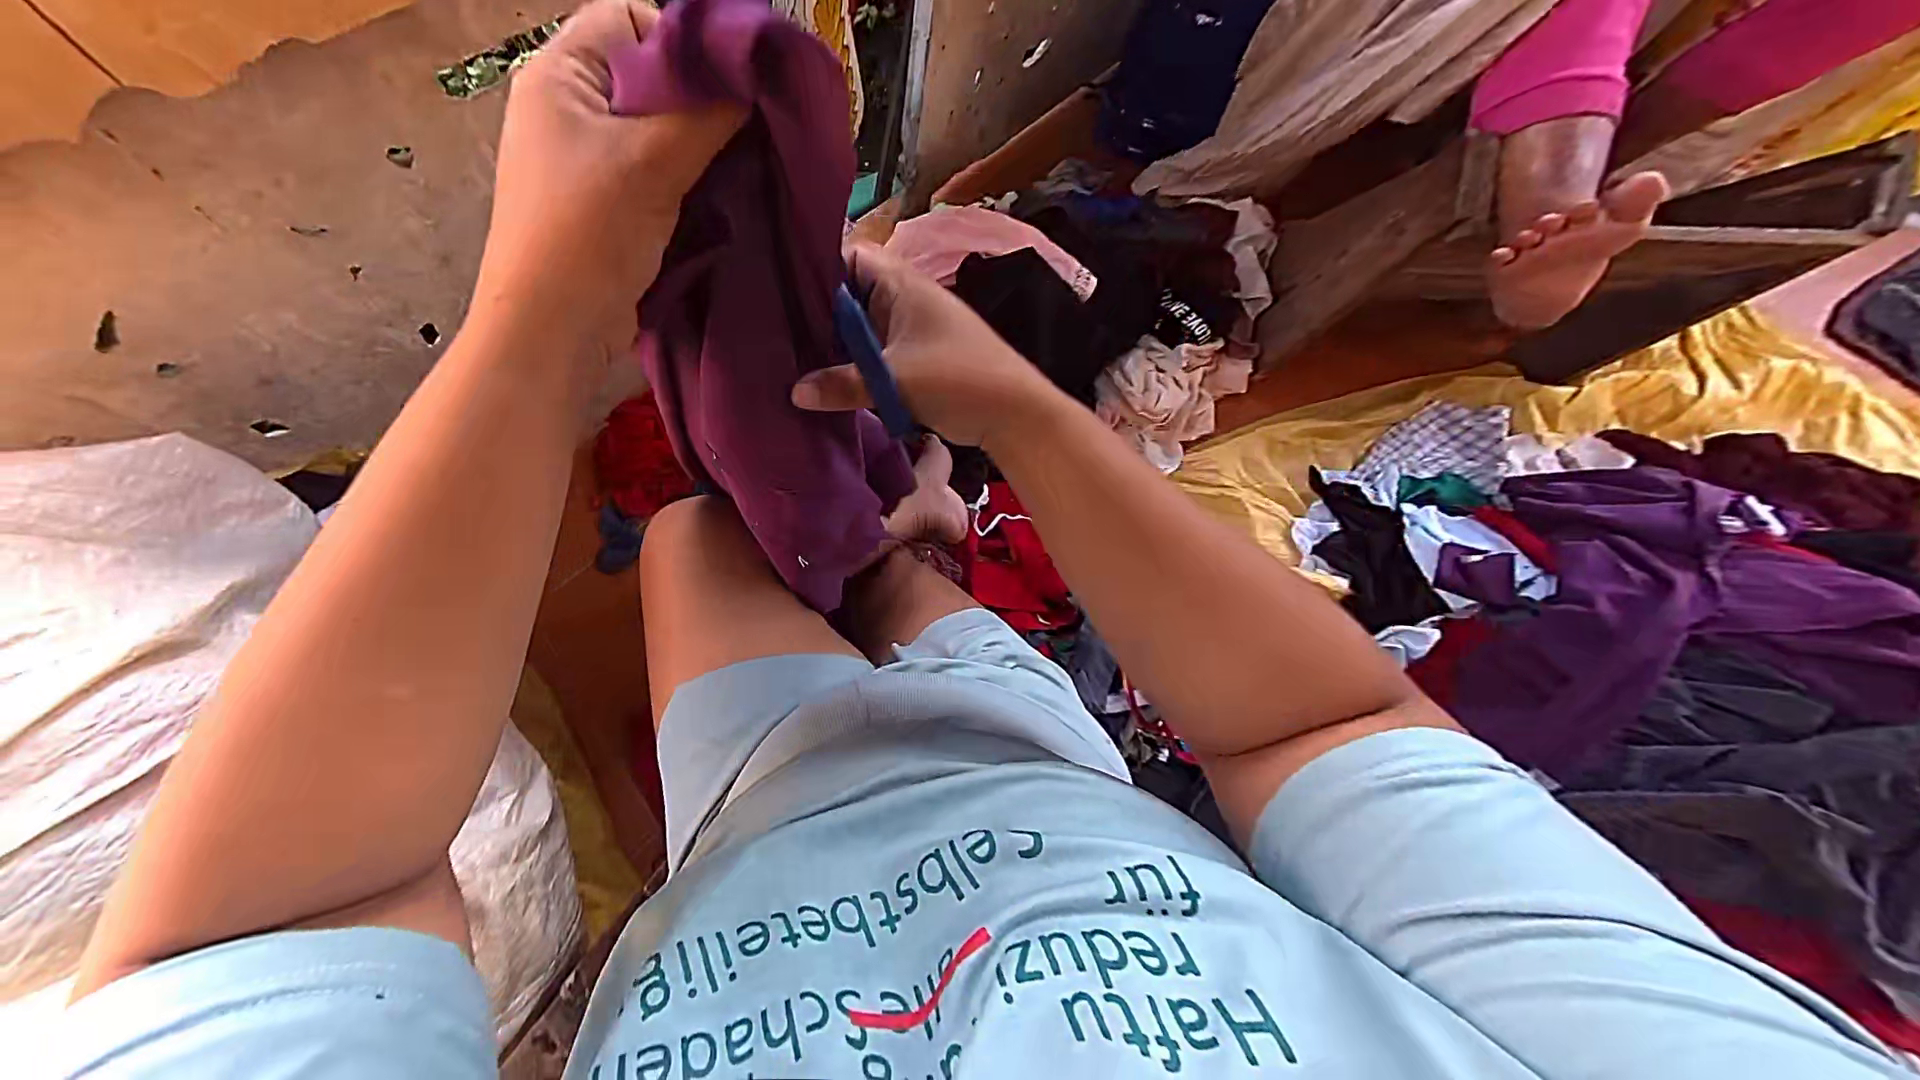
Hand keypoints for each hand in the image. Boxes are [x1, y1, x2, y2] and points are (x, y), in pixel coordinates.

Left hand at [470, 0, 744, 407]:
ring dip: (704, 151)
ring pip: (663, 134)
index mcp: (561, 74)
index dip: (685, 44)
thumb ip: (704, 116)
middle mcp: (574, 109)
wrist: (558, 328)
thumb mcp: (649, 163)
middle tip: (754, 132)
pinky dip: (694, 184)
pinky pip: (662, 176)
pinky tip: (725, 200)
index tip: (737, 86)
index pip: (630, 19)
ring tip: (747, 170)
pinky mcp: (614, 207)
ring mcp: (593, 162)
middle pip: (652, 81)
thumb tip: (755, 83)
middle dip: (705, 104)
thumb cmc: (587, 234)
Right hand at [791, 243, 1061, 446]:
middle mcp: (906, 299)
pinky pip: (877, 354)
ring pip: (863, 328)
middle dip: (817, 311)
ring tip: (791, 354)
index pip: (848, 255)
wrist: (1015, 414)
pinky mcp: (918, 359)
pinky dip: (857, 364)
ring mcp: (913, 330)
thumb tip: (795, 392)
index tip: (775, 284)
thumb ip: (844, 385)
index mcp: (902, 284)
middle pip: (851, 294)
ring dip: (837, 343)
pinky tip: (828, 379)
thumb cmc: (959, 380)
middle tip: (772, 327)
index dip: (812, 265)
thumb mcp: (896, 381)